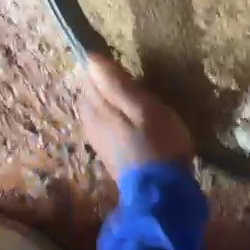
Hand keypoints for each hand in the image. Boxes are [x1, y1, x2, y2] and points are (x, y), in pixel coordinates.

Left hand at [77, 54, 194, 178]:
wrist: (161, 193)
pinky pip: (107, 124)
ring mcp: (97, 140)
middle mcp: (89, 123)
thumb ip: (116, 84)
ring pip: (100, 110)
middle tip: (138, 84)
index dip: (107, 69)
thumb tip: (91, 57)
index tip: (130, 70)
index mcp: (95, 109)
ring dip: (114, 102)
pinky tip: (136, 123)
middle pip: (92, 93)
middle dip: (109, 85)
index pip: (90, 77)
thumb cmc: (157, 144)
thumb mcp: (143, 108)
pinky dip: (118, 117)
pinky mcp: (108, 153)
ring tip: (139, 102)